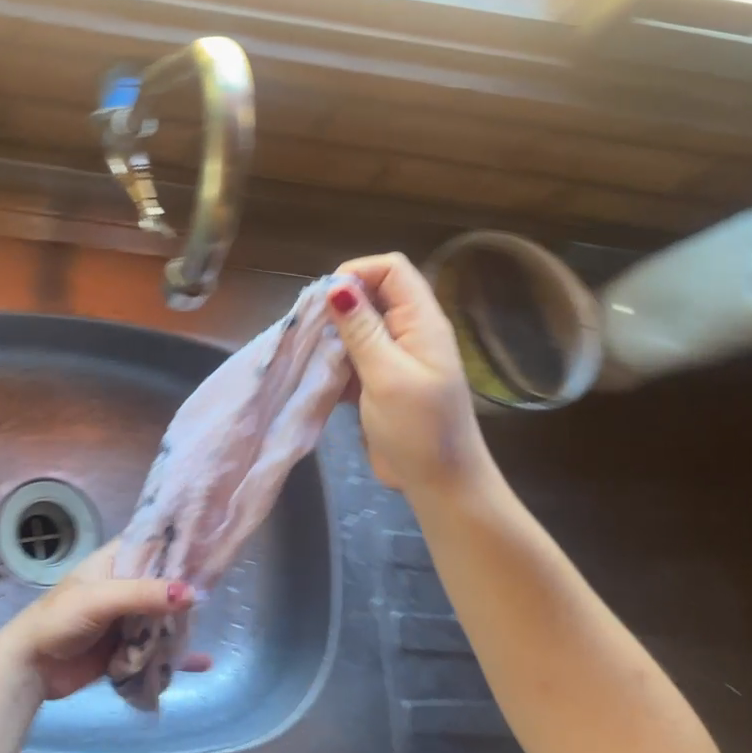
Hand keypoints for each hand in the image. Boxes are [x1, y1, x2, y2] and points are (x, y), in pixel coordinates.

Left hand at [0, 542, 206, 700]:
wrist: (31, 667)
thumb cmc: (59, 621)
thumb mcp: (100, 599)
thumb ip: (143, 595)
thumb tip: (191, 593)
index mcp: (112, 563)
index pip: (152, 545)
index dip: (180, 546)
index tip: (213, 548)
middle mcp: (122, 587)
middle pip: (163, 584)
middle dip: (185, 592)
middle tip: (218, 596)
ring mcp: (125, 619)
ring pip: (162, 618)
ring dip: (179, 626)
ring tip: (202, 630)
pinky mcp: (125, 649)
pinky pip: (157, 649)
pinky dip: (175, 656)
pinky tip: (202, 662)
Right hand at [326, 253, 492, 494]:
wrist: (440, 483)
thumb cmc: (419, 429)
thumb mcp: (387, 376)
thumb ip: (362, 330)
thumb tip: (335, 286)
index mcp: (422, 322)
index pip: (391, 269)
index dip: (356, 273)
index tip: (326, 303)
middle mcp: (409, 331)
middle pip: (371, 294)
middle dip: (337, 305)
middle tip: (311, 332)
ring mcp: (395, 356)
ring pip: (357, 325)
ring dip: (332, 335)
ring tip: (311, 356)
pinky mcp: (380, 380)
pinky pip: (353, 355)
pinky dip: (334, 360)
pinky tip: (319, 376)